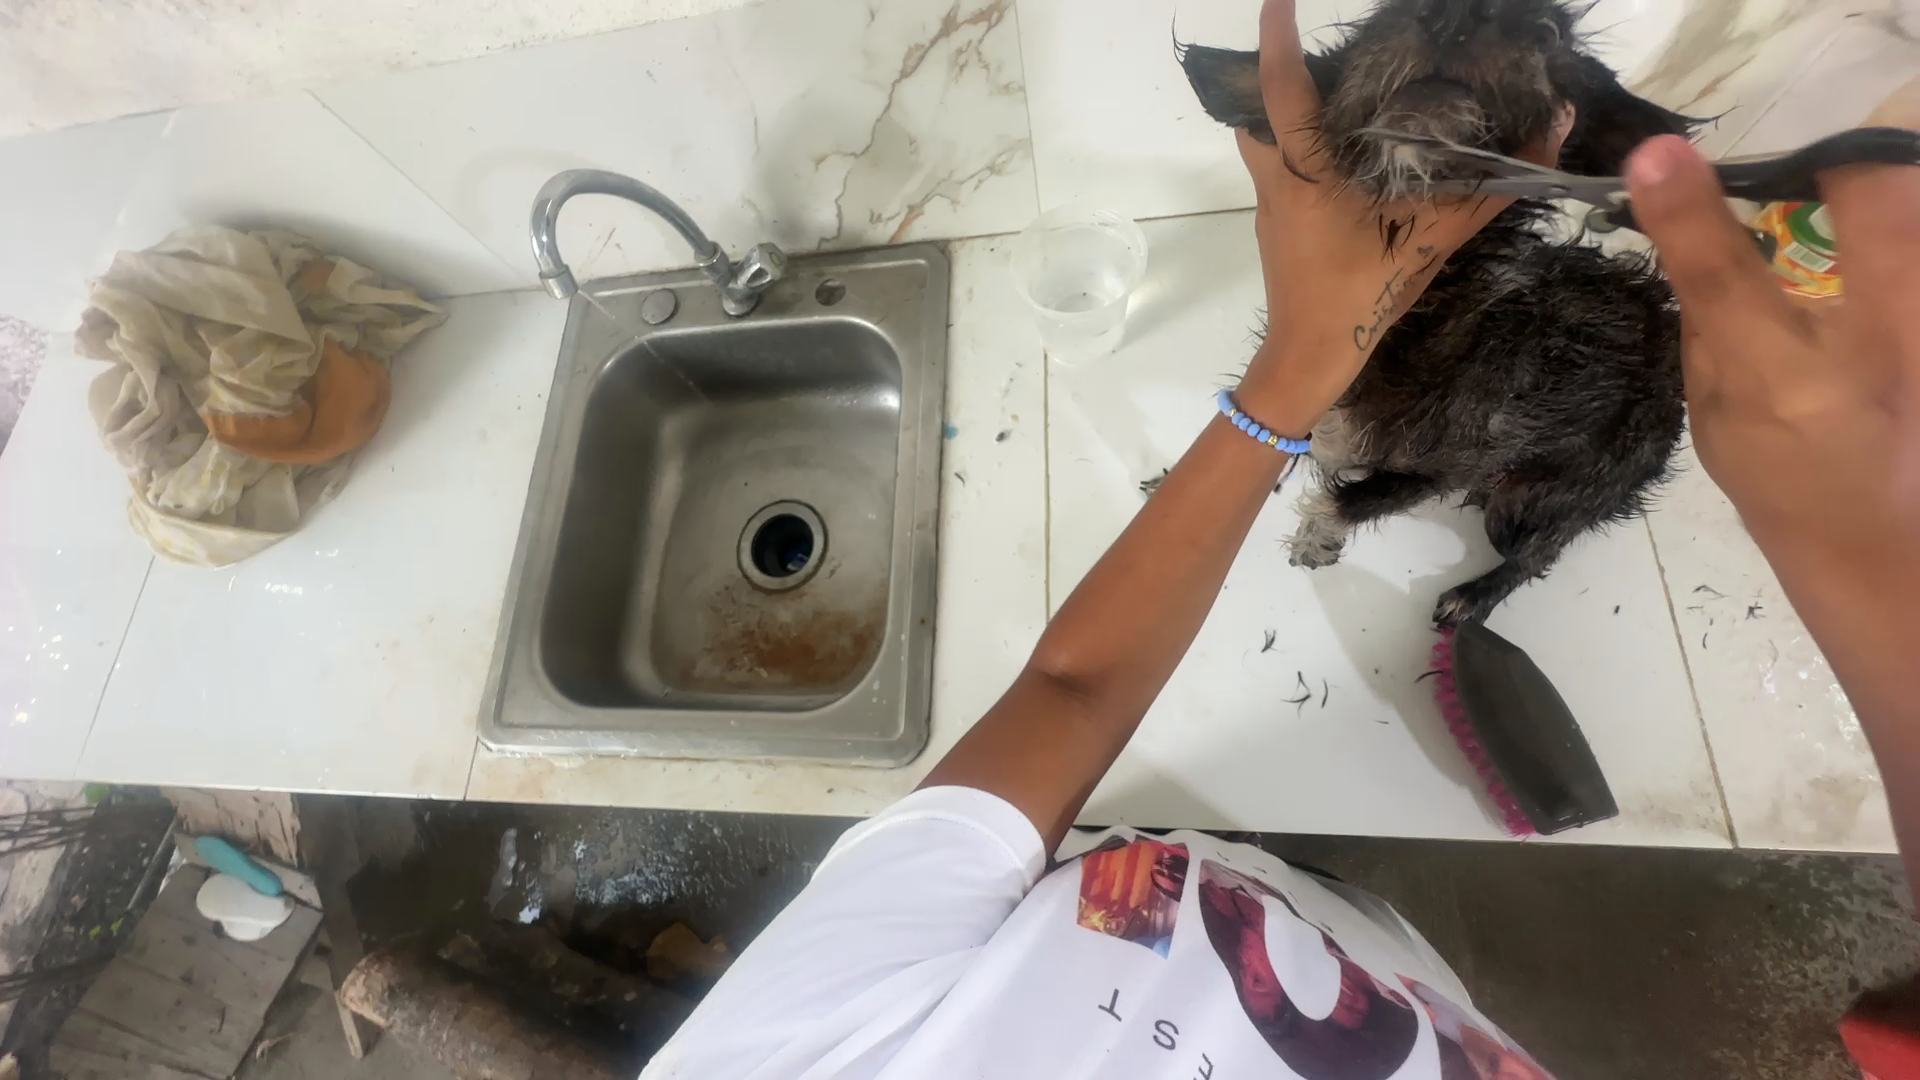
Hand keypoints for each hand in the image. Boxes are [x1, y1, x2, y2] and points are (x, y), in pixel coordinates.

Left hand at [1232, 0, 1570, 434]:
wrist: (1309, 358)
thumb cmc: (1359, 300)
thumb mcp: (1432, 242)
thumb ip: (1493, 185)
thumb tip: (1553, 122)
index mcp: (1304, 181)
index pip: (1280, 98)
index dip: (1275, 44)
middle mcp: (1276, 187)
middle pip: (1255, 118)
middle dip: (1274, 76)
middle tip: (1318, 45)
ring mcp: (1268, 210)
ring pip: (1259, 146)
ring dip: (1280, 112)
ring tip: (1331, 86)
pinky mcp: (1273, 228)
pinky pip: (1273, 170)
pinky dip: (1292, 145)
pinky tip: (1336, 143)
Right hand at [1623, 85, 1919, 562]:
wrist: (1883, 533)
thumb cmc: (1775, 480)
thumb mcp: (1710, 415)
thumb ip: (1713, 330)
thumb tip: (1706, 247)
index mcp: (1781, 380)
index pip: (1724, 273)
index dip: (1688, 208)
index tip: (1656, 159)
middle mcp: (1880, 343)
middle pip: (1884, 201)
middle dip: (1840, 169)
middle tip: (1798, 180)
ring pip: (1919, 216)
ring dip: (1881, 197)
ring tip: (1841, 214)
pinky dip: (1899, 234)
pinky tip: (1870, 259)